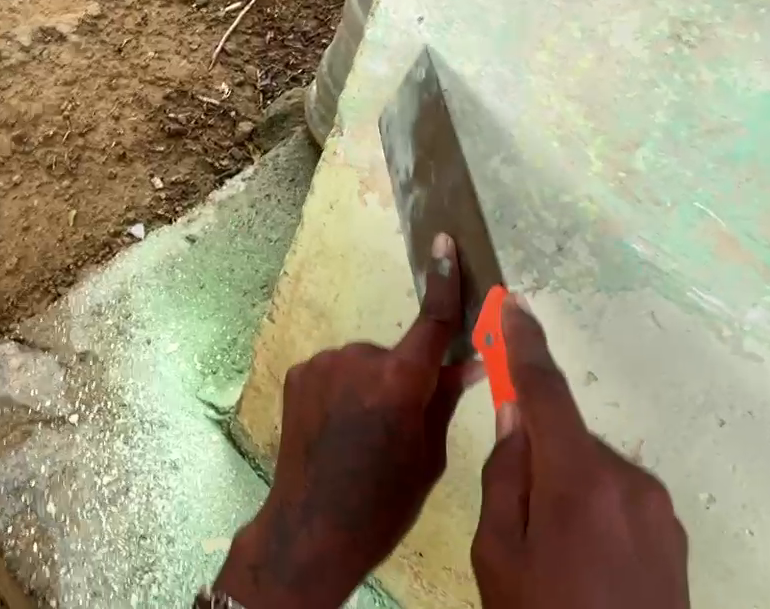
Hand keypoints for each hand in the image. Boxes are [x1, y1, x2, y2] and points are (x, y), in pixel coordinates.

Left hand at [215, 234, 480, 608]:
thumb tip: (471, 358)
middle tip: (395, 427)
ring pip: (363, 363)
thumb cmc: (383, 502)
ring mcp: (323, 363)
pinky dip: (342, 389)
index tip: (444, 242)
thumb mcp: (428, 455)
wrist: (311, 527)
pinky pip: (335, 371)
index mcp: (399, 380)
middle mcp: (358, 358)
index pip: (432, 320)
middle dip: (402, 378)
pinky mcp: (299, 372)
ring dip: (369, 385)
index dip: (444, 281)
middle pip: (394, 354)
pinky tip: (335, 427)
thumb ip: (445, 397)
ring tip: (360, 434)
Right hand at [473, 298, 690, 607]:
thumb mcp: (498, 553)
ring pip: (590, 464)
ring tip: (553, 549)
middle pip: (565, 433)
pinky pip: (617, 493)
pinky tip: (584, 559)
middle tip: (515, 510)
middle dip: (536, 447)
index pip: (544, 389)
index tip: (511, 302)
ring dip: (564, 480)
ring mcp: (657, 507)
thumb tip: (516, 417)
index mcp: (577, 481)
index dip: (525, 342)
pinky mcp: (673, 532)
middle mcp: (627, 480)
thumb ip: (505, 474)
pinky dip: (591, 503)